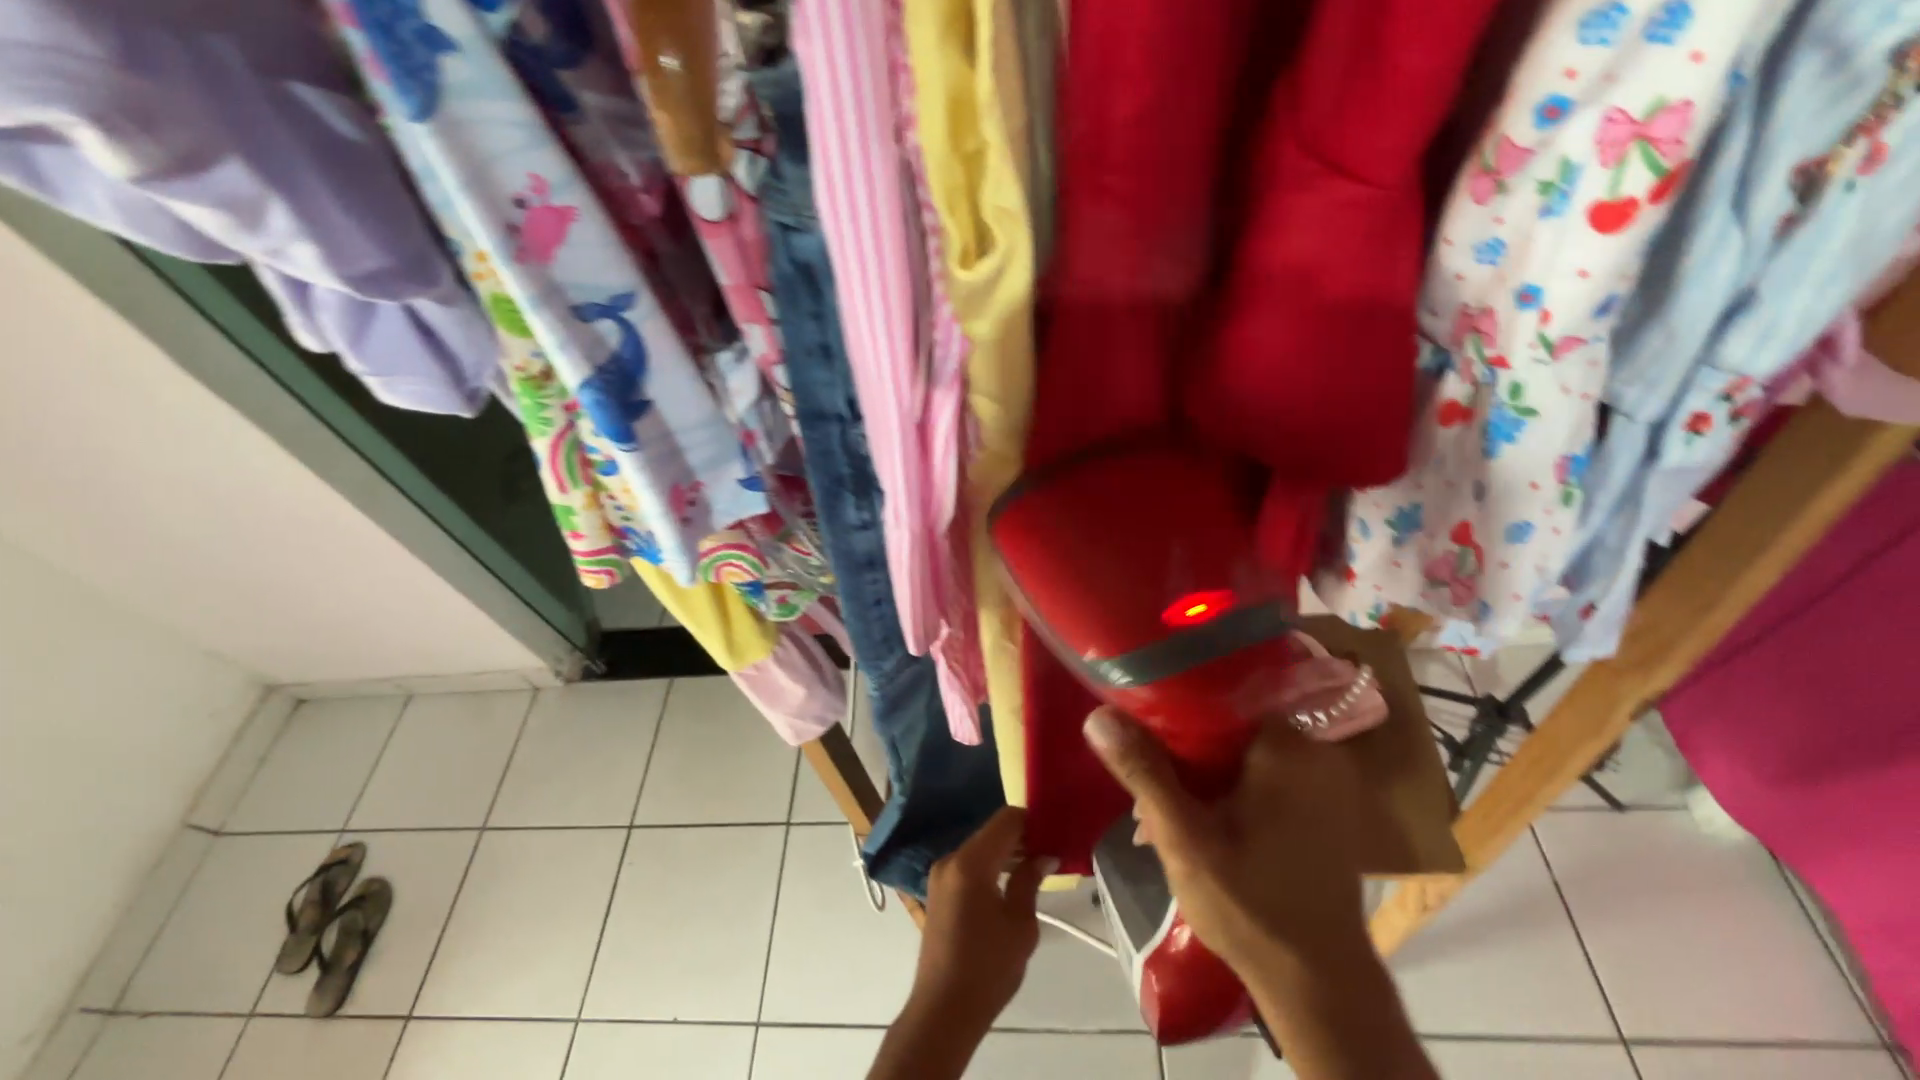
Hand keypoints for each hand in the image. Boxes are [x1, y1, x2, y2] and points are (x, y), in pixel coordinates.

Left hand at [908, 807, 1052, 1026]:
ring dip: (1007, 852)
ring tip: (1038, 866)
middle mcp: (950, 860)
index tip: (1057, 831)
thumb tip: (1043, 856)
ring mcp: (940, 875)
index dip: (1034, 820)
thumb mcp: (1020, 924)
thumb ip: (1029, 881)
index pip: (1006, 820)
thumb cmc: (988, 967)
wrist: (944, 1009)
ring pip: (980, 848)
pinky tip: (1012, 881)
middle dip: (1022, 836)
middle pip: (991, 832)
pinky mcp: (938, 892)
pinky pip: (969, 865)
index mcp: (970, 863)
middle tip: (1053, 849)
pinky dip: (991, 866)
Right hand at [1083, 707, 1369, 970]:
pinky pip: (1266, 783)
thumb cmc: (1250, 904)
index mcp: (1288, 746)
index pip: (1219, 698)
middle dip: (1181, 760)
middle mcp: (1317, 754)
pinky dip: (1231, 797)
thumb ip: (1144, 772)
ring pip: (1244, 760)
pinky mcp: (1325, 811)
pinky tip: (1199, 830)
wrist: (1318, 981)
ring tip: (1160, 820)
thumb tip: (1099, 715)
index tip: (1135, 734)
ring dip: (1202, 783)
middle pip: (1230, 731)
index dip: (1170, 713)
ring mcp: (1326, 784)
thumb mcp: (1184, 837)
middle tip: (1144, 796)